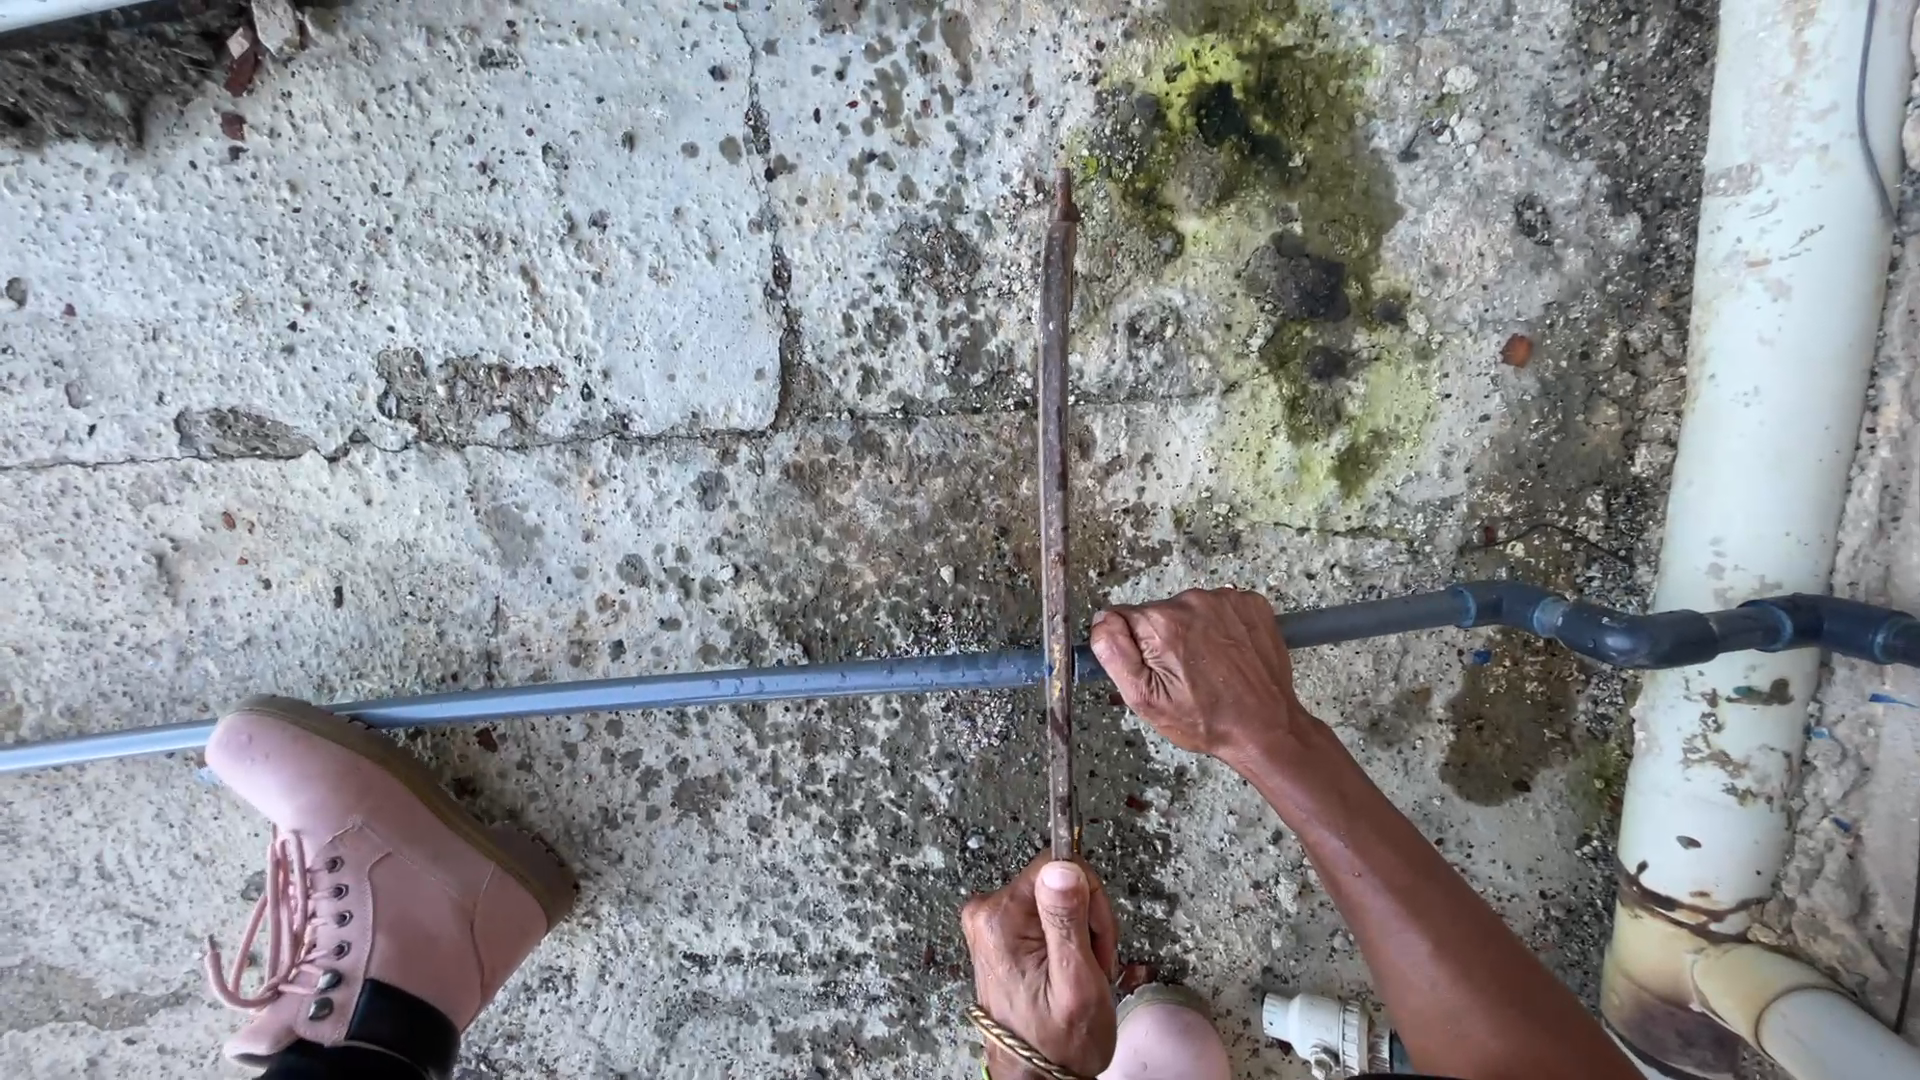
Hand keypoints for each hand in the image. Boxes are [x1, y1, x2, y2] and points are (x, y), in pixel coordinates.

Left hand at [960, 854, 1118, 1078]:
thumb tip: (1062, 865)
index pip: (1057, 864)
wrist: (1036, 1079)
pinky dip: (1065, 939)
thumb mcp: (1075, 984)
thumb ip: (1067, 921)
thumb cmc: (1058, 1043)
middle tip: (1090, 965)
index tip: (1094, 940)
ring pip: (1056, 897)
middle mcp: (988, 910)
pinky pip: (1045, 913)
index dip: (1088, 898)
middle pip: (1057, 881)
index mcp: (1000, 916)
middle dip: (1086, 920)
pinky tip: (1066, 970)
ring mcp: (992, 920)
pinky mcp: (1000, 929)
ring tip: (1079, 973)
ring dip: (1079, 932)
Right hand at [1089, 587, 1317, 767]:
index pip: (1125, 618)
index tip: (1155, 669)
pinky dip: (1222, 627)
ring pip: (1189, 610)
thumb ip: (1113, 652)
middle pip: (1158, 613)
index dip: (1134, 647)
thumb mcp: (1143, 698)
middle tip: (1183, 674)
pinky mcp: (1251, 604)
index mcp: (1161, 622)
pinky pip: (1221, 608)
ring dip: (1193, 633)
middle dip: (1163, 640)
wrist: (1265, 728)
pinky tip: (1228, 654)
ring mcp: (1227, 600)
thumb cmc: (1205, 719)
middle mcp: (1193, 601)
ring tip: (1209, 667)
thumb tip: (1102, 620)